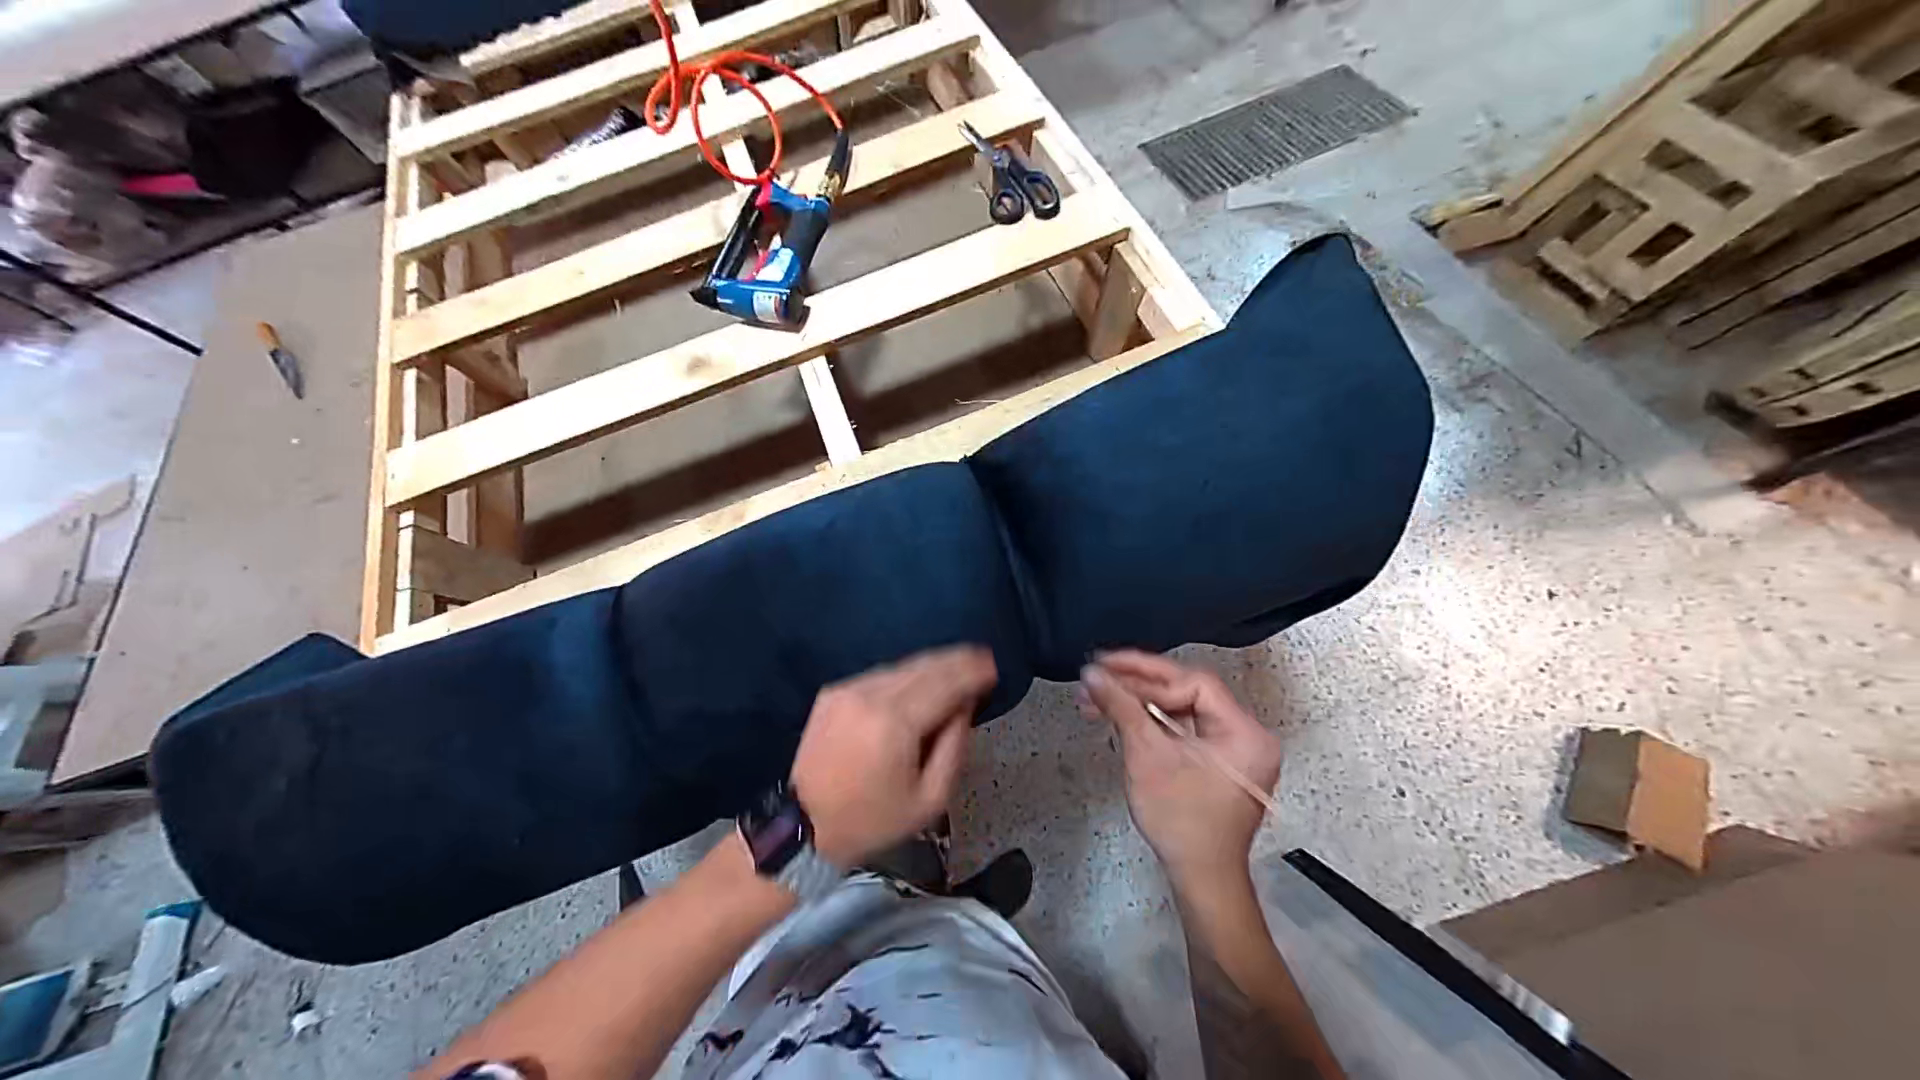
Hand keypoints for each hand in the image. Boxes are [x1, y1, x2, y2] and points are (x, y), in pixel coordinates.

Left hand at [791, 646, 997, 866]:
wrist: (804, 827)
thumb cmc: (872, 820)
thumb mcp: (930, 800)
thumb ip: (954, 747)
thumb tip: (965, 705)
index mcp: (895, 724)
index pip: (944, 683)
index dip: (972, 671)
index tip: (993, 665)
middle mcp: (870, 696)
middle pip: (924, 666)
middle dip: (956, 660)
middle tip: (981, 658)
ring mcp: (847, 690)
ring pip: (901, 667)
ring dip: (931, 666)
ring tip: (955, 668)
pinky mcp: (832, 693)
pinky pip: (879, 675)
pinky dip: (904, 676)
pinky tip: (917, 683)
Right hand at [1079, 650, 1280, 889]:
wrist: (1199, 878)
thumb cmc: (1183, 824)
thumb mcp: (1147, 757)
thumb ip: (1121, 707)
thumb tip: (1093, 674)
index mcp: (1243, 732)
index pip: (1192, 683)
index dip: (1148, 675)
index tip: (1109, 668)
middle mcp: (1245, 735)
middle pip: (1185, 691)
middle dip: (1137, 684)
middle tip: (1099, 673)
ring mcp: (1232, 748)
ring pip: (1179, 708)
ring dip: (1137, 702)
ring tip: (1098, 696)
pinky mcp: (1216, 760)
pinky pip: (1181, 727)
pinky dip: (1149, 721)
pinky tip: (1118, 715)